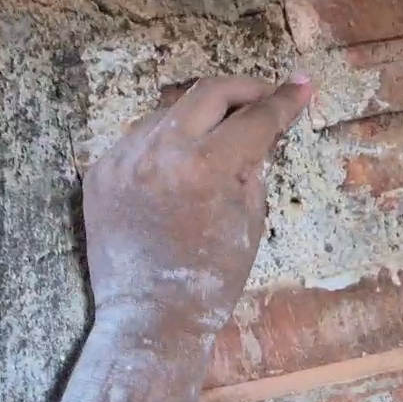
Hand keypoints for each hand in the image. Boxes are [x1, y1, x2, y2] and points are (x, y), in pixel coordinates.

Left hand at [83, 75, 312, 344]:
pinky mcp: (100, 171)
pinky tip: (178, 164)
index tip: (302, 85)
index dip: (284, 101)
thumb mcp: (250, 219)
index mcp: (204, 168)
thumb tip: (260, 127)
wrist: (151, 316)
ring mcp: (122, 158)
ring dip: (201, 118)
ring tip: (219, 139)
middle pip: (209, 93)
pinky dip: (166, 143)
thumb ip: (253, 163)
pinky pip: (140, 138)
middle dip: (244, 90)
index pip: (254, 119)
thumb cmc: (213, 277)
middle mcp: (159, 152)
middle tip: (264, 99)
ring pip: (170, 112)